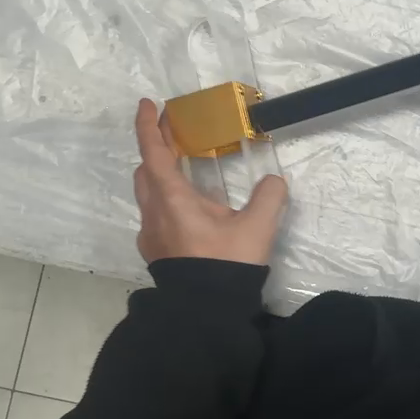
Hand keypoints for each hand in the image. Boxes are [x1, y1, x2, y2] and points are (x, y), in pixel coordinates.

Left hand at [133, 98, 288, 265]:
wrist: (205, 314)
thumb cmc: (226, 265)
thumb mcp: (257, 228)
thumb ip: (268, 197)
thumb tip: (273, 182)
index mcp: (172, 199)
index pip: (154, 153)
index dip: (148, 126)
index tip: (148, 103)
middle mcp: (154, 213)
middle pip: (146, 171)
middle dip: (156, 147)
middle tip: (174, 133)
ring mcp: (152, 235)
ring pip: (149, 194)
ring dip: (161, 175)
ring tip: (186, 169)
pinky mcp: (157, 253)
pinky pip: (157, 215)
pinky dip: (168, 200)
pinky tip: (193, 211)